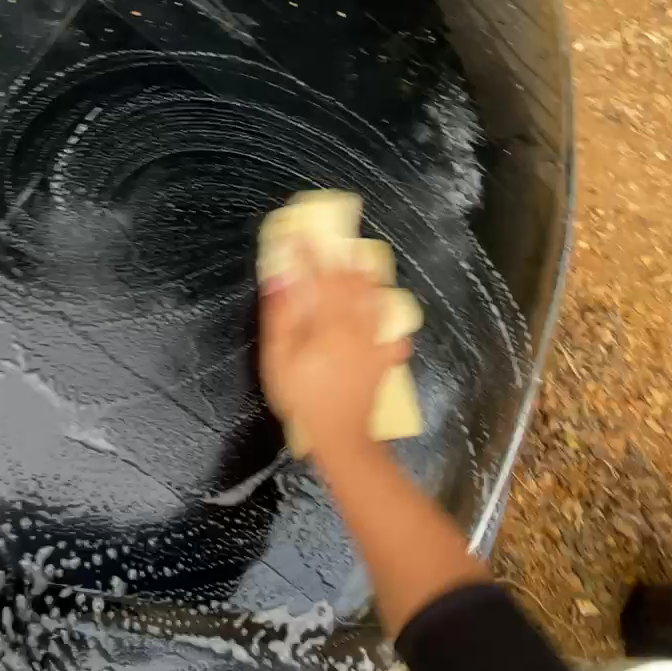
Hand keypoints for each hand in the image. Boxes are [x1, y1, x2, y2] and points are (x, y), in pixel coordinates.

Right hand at [258, 251, 411, 462]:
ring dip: (368, 278)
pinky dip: (391, 323)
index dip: (307, 252)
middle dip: (340, 256)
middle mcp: (355, 326)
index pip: (316, 276)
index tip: (298, 232)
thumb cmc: (302, 397)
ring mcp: (373, 345)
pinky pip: (392, 336)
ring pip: (374, 302)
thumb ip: (281, 315)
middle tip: (334, 236)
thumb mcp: (278, 357)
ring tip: (363, 260)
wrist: (340, 438)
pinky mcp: (382, 363)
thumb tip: (281, 280)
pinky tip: (390, 322)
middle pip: (350, 283)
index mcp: (328, 321)